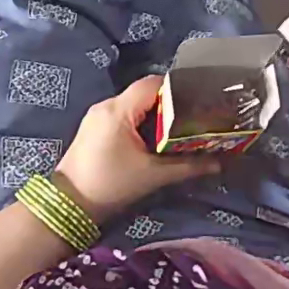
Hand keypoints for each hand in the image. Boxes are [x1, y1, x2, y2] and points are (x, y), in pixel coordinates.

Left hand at [53, 75, 219, 222]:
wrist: (69, 204)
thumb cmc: (111, 185)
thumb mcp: (153, 176)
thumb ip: (188, 166)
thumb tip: (219, 163)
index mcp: (119, 110)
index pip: (153, 84)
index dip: (178, 90)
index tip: (198, 104)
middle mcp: (106, 106)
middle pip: (144, 93)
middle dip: (169, 105)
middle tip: (193, 119)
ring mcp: (97, 116)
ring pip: (133, 105)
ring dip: (155, 115)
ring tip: (178, 130)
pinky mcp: (93, 128)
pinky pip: (122, 116)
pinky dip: (140, 123)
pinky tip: (154, 139)